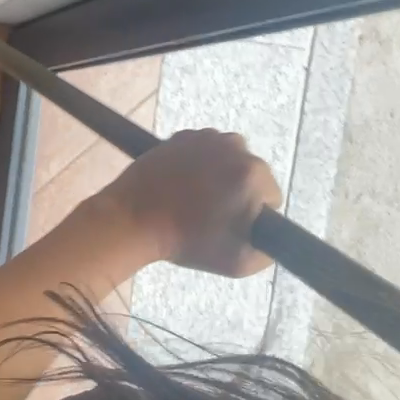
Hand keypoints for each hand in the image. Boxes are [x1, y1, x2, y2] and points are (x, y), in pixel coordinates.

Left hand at [95, 129, 280, 276]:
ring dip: (216, 176)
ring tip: (190, 199)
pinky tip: (178, 184)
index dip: (252, 215)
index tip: (228, 225)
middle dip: (235, 192)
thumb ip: (266, 252)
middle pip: (248, 175)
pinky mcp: (179, 136)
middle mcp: (234, 146)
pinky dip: (195, 164)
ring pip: (225, 161)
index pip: (269, 197)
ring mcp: (204, 136)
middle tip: (207, 214)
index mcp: (253, 173)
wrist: (130, 220)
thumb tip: (269, 238)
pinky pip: (200, 152)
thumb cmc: (184, 242)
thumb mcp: (237, 263)